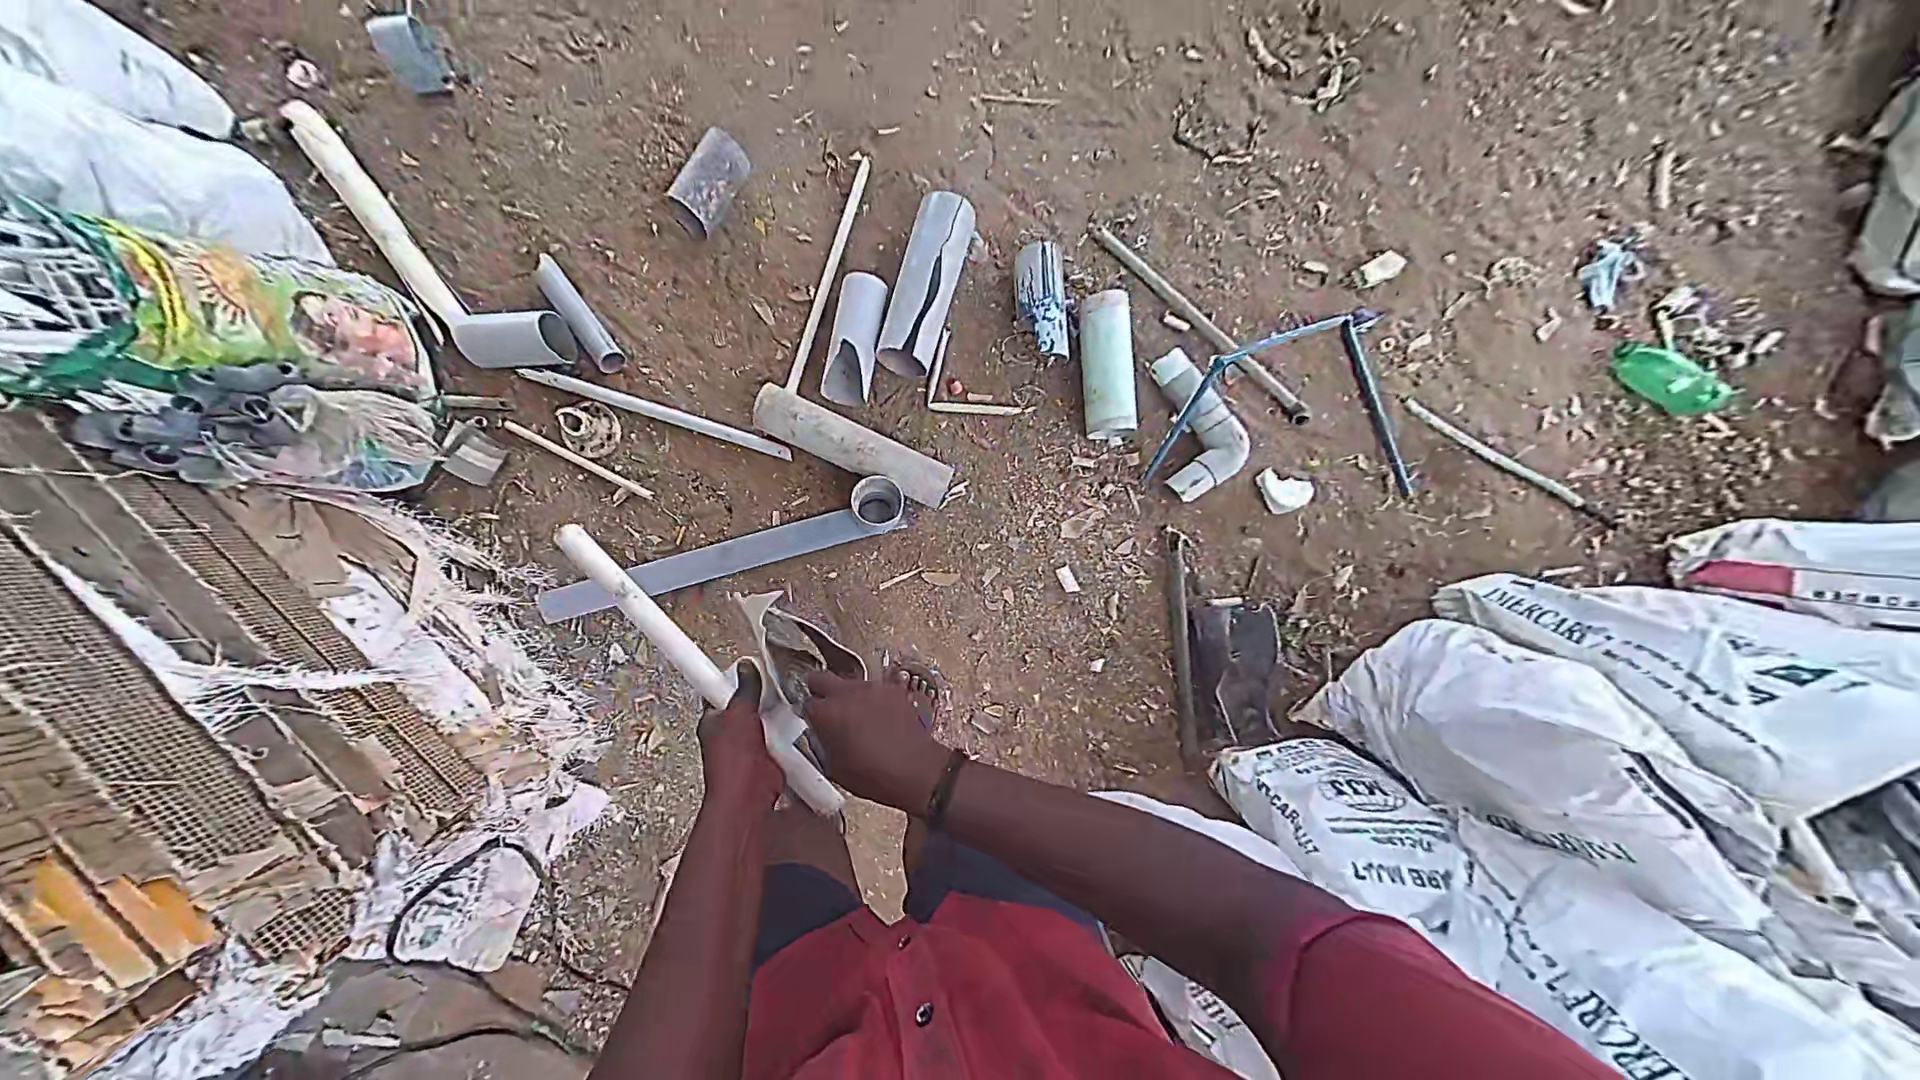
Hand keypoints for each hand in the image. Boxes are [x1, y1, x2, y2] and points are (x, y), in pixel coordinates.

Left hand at [697, 661, 781, 810]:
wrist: (750, 794)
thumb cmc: (731, 762)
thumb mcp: (739, 713)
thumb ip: (745, 689)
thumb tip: (746, 668)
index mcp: (714, 720)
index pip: (721, 692)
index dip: (734, 681)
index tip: (748, 670)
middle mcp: (732, 732)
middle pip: (750, 704)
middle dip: (763, 698)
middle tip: (772, 690)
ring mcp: (752, 743)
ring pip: (768, 719)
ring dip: (777, 716)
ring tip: (783, 710)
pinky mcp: (770, 753)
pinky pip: (782, 735)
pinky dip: (788, 732)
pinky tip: (792, 728)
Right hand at [803, 671, 952, 811]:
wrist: (915, 768)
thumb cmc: (871, 775)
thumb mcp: (832, 767)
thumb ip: (819, 743)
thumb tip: (818, 733)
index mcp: (827, 712)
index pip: (804, 703)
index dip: (806, 714)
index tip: (811, 723)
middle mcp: (846, 692)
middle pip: (820, 679)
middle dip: (818, 691)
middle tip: (824, 709)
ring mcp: (871, 686)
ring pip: (848, 683)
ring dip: (846, 696)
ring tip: (856, 718)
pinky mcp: (892, 688)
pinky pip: (873, 689)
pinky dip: (870, 699)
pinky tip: (877, 717)